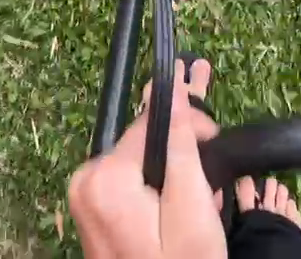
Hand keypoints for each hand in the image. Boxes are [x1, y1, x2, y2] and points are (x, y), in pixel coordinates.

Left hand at [68, 61, 224, 257]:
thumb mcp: (190, 210)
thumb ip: (180, 146)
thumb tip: (174, 91)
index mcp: (105, 176)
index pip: (150, 122)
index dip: (187, 124)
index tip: (214, 138)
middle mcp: (86, 178)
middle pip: (142, 139)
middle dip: (179, 147)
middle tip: (210, 172)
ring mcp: (85, 195)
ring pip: (139, 158)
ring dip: (171, 167)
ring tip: (197, 195)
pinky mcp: (93, 207)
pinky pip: (130, 179)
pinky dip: (156, 184)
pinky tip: (177, 203)